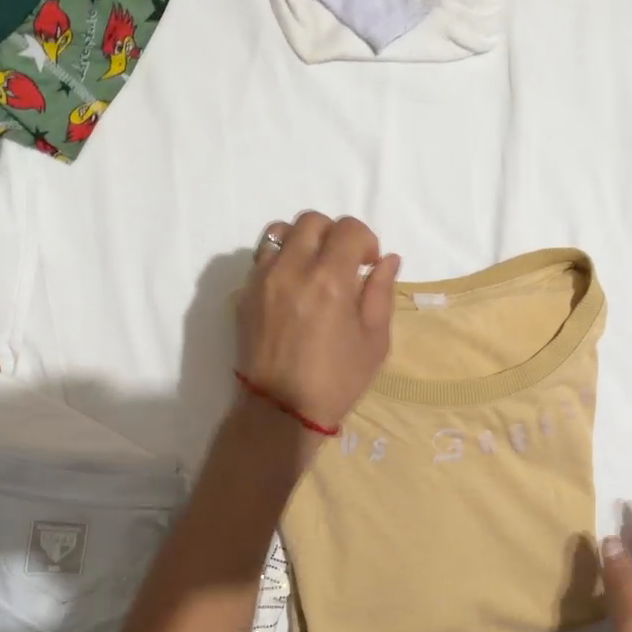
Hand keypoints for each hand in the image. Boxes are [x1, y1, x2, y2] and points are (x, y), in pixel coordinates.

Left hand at [237, 212, 401, 432]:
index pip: (348, 228)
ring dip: (302, 240)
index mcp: (331, 279)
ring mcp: (263, 279)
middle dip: (333, 234)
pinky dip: (280, 259)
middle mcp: (293, 268)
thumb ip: (381, 293)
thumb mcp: (374, 341)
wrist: (281, 411)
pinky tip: (292, 287)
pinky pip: (262, 257)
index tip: (368, 264)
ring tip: (312, 268)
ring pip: (280, 231)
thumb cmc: (337, 381)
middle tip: (342, 264)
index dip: (365, 240)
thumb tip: (388, 261)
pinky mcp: (243, 294)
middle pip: (312, 221)